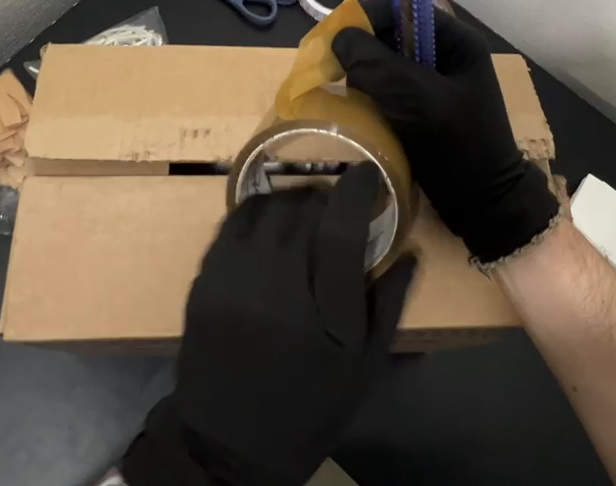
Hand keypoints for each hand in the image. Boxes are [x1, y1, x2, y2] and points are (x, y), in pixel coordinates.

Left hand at [121, 164, 416, 485]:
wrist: (229, 442)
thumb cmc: (310, 404)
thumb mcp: (363, 366)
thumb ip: (389, 303)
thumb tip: (411, 251)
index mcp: (325, 312)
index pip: (342, 227)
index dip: (358, 190)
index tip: (369, 174)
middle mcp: (276, 286)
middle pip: (304, 209)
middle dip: (327, 197)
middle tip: (338, 206)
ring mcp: (234, 279)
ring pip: (268, 208)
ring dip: (292, 200)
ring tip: (305, 212)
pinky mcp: (204, 279)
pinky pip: (233, 222)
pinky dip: (257, 210)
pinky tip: (269, 220)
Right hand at [332, 0, 559, 263]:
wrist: (486, 207)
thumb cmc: (460, 148)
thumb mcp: (418, 101)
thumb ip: (377, 65)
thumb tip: (338, 37)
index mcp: (456, 40)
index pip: (404, 7)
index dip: (368, 17)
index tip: (335, 38)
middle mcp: (444, 53)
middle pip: (391, 32)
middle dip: (361, 46)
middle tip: (331, 65)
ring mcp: (432, 81)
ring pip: (384, 60)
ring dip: (362, 71)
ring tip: (341, 87)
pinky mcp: (419, 106)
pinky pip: (386, 86)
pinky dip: (367, 92)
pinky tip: (355, 106)